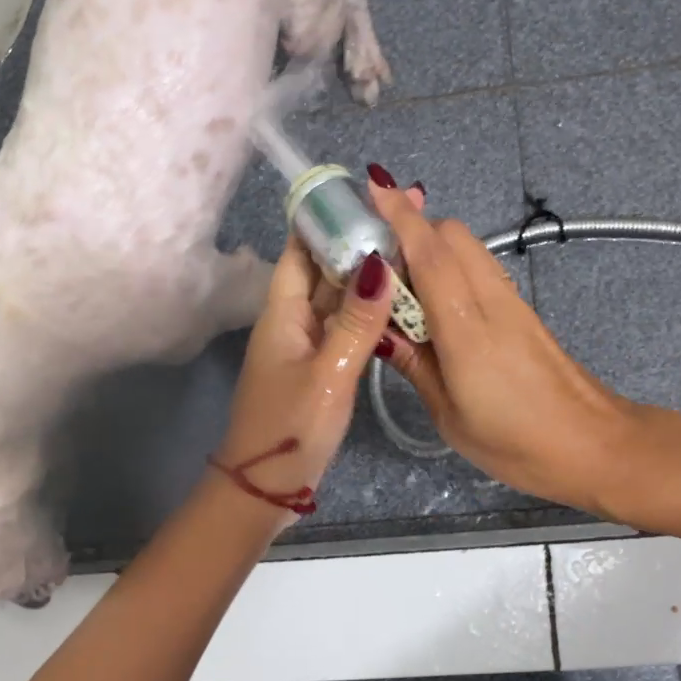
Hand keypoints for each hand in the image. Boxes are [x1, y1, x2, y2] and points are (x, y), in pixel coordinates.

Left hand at [211, 236, 396, 529]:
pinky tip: (399, 303)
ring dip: (368, 276)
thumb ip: (357, 321)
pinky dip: (368, 313)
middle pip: (324, 271)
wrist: (265, 488)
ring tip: (414, 249)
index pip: (301, 249)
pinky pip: (343, 330)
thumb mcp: (329, 373)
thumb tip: (381, 260)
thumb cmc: (290, 429)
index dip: (329, 218)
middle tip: (411, 214)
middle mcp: (290, 323)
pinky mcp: (317, 372)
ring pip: (337, 301)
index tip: (369, 193)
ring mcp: (303, 349)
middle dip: (360, 242)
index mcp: (282, 314)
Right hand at [368, 175, 636, 512]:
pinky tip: (433, 306)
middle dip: (412, 231)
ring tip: (398, 284)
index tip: (373, 186)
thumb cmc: (515, 443)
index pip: (430, 254)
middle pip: (452, 236)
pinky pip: (479, 272)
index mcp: (467, 329)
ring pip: (468, 250)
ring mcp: (511, 304)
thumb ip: (414, 365)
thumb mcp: (449, 415)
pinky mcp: (522, 313)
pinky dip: (450, 270)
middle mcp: (491, 302)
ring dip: (432, 250)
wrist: (595, 446)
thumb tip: (381, 331)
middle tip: (374, 262)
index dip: (400, 217)